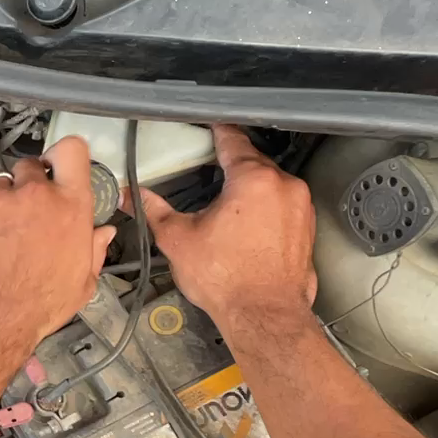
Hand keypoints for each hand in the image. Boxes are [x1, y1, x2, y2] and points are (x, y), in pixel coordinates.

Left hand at [0, 136, 115, 356]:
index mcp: (70, 205)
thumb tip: (102, 234)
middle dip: (27, 183)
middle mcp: (34, 194)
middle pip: (30, 165)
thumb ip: (93, 251)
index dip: (63, 154)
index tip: (57, 165)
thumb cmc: (36, 303)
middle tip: (24, 209)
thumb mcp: (81, 283)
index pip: (72, 151)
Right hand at [139, 125, 316, 327]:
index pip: (233, 142)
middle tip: (208, 170)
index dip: (218, 131)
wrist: (262, 313)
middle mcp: (284, 186)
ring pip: (269, 185)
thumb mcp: (177, 239)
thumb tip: (131, 196)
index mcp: (253, 180)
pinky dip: (262, 208)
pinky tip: (242, 226)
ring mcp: (300, 207)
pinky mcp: (306, 228)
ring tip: (223, 204)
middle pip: (253, 163)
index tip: (212, 124)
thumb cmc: (225, 278)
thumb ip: (153, 210)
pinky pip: (282, 205)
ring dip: (247, 189)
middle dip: (230, 166)